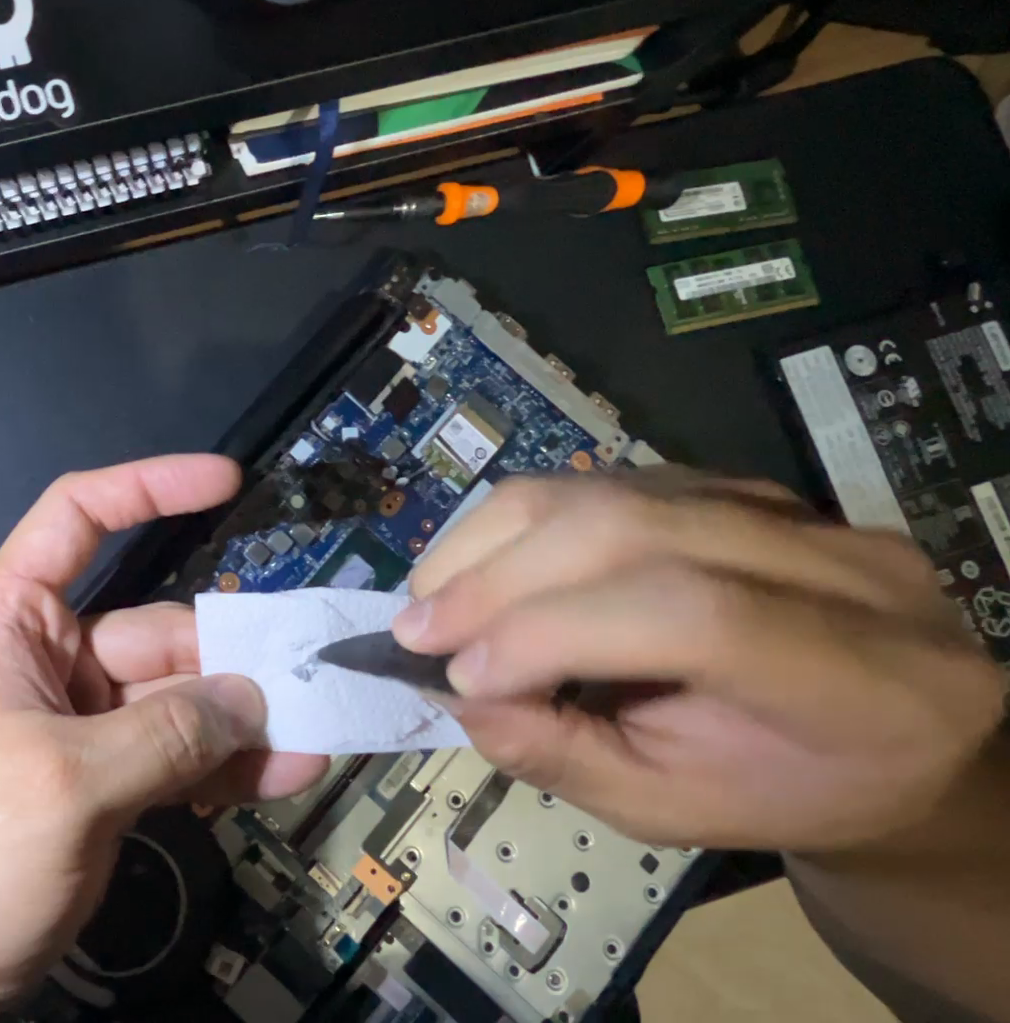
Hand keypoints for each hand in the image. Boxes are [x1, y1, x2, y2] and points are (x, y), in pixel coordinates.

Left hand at [0, 455, 327, 1022]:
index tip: (225, 482)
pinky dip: (222, 764)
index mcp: (9, 623)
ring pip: (173, 698)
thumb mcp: (64, 783)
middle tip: (314, 674)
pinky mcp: (98, 779)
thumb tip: (249, 697)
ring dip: (242, 716)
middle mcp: (45, 659)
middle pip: (152, 627)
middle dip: (229, 651)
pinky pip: (171, 754)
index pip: (74, 519)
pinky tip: (282, 773)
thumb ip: (166, 735)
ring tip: (317, 733)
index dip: (147, 486)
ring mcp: (76, 723)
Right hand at [391, 471, 1003, 851]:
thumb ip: (558, 754)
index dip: (550, 633)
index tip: (457, 677)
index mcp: (861, 674)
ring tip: (428, 600)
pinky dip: (504, 527)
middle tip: (413, 630)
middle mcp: (830, 563)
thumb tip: (451, 691)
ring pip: (592, 491)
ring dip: (483, 543)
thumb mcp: (670, 806)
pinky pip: (582, 484)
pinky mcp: (711, 482)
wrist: (875, 723)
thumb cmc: (773, 784)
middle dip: (496, 580)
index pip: (688, 613)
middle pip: (627, 529)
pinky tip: (473, 573)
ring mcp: (770, 504)